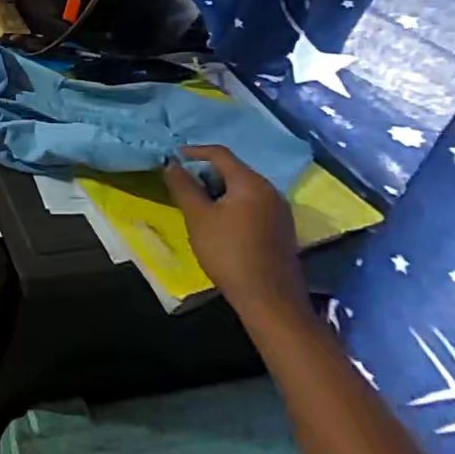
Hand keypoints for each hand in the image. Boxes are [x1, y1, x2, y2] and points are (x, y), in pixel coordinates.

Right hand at [163, 145, 307, 310]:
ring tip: (199, 204)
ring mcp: (280, 210)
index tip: (174, 157)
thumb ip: (183, 186)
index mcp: (251, 182)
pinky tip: (221, 222)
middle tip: (184, 184)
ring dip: (219, 189)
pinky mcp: (282, 229)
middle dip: (206, 172)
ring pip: (244, 188)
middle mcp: (270, 190)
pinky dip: (234, 203)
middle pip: (234, 169)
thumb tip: (172, 163)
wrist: (271, 302)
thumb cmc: (229, 254)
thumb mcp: (198, 217)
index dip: (194, 152)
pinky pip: (254, 203)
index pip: (220, 154)